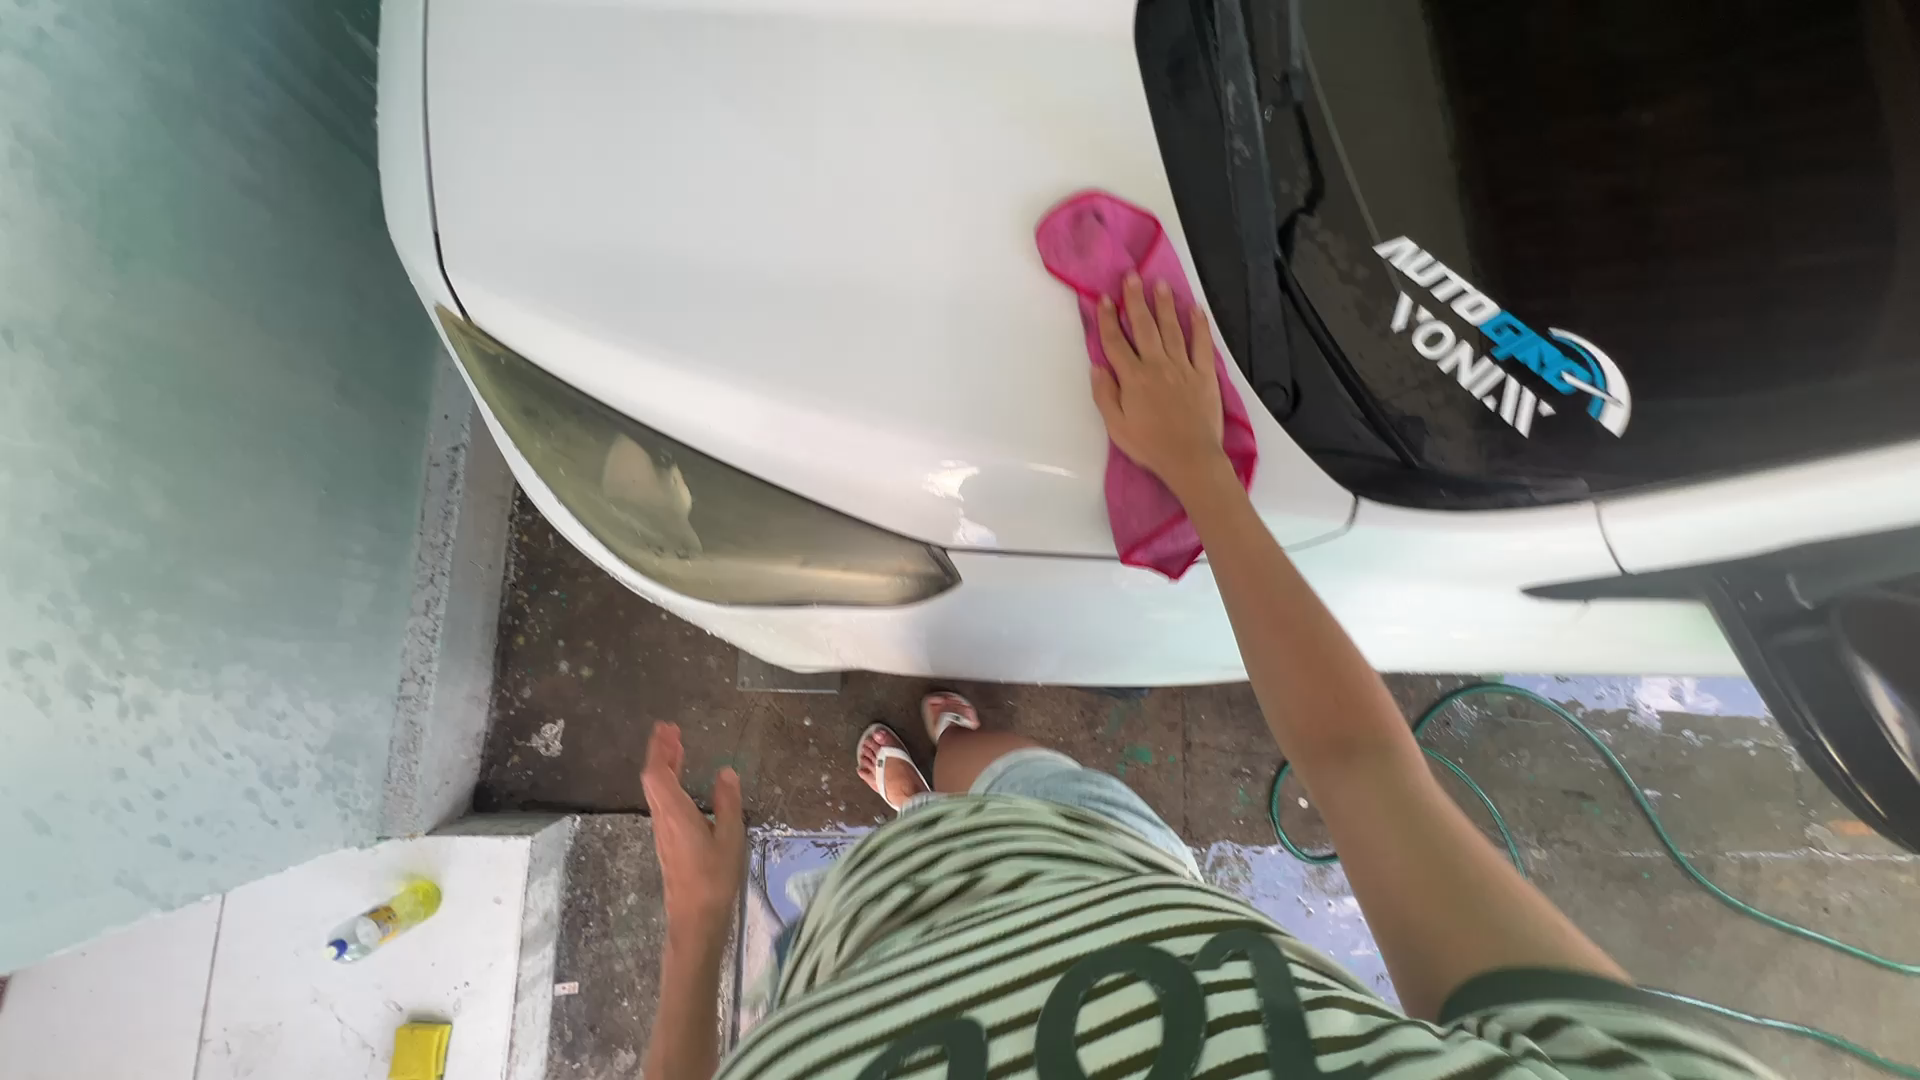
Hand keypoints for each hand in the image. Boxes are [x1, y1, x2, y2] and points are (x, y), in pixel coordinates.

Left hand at [641, 722, 745, 939]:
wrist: (695, 921)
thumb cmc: (714, 878)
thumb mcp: (730, 836)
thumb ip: (727, 802)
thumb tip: (726, 772)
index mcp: (675, 815)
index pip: (657, 775)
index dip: (660, 750)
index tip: (667, 728)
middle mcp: (663, 821)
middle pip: (654, 781)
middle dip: (661, 753)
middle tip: (673, 731)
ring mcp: (664, 834)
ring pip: (658, 793)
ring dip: (666, 768)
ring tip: (679, 749)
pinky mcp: (669, 844)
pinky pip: (664, 804)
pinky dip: (671, 785)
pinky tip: (684, 785)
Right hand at [1090, 273, 1228, 495]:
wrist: (1190, 456)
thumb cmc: (1149, 445)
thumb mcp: (1116, 426)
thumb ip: (1105, 395)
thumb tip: (1097, 367)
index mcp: (1133, 378)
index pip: (1116, 343)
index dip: (1108, 319)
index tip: (1104, 298)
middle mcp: (1157, 365)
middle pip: (1144, 327)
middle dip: (1136, 300)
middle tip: (1132, 277)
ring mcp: (1183, 367)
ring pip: (1172, 329)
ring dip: (1164, 305)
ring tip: (1160, 285)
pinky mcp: (1204, 374)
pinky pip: (1201, 344)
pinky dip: (1199, 325)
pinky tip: (1195, 309)